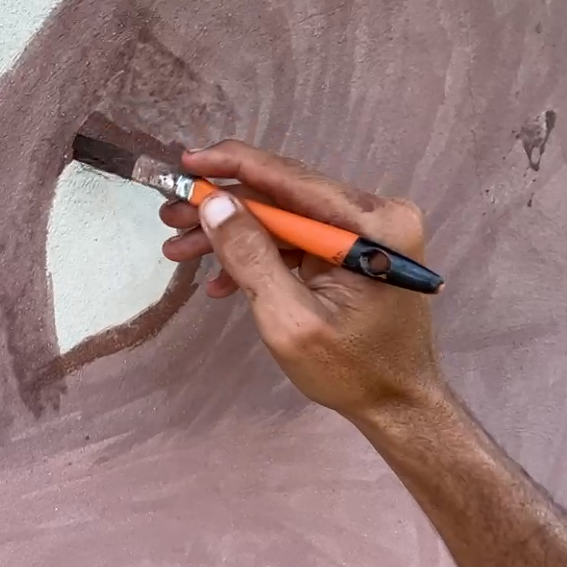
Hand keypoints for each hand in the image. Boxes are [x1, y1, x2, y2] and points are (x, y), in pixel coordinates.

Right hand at [159, 140, 446, 424]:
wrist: (397, 405)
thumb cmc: (350, 370)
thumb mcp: (290, 319)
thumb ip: (251, 257)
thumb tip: (215, 204)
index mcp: (372, 224)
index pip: (290, 179)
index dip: (233, 166)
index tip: (186, 161)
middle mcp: (373, 215)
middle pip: (281, 196)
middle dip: (222, 208)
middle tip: (170, 215)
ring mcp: (362, 233)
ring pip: (280, 219)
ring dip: (230, 235)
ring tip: (179, 249)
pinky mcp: (350, 251)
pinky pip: (292, 242)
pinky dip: (255, 257)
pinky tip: (218, 281)